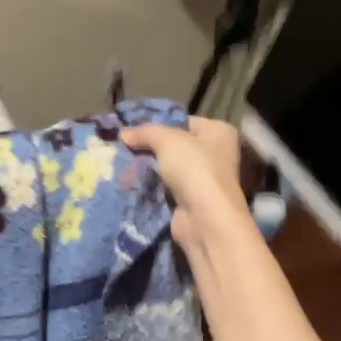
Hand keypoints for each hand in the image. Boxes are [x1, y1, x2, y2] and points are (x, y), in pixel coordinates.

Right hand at [121, 118, 254, 250]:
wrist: (203, 218)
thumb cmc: (194, 169)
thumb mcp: (168, 140)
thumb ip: (145, 132)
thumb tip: (122, 133)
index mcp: (219, 132)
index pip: (184, 122)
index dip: (159, 125)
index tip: (134, 131)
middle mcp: (215, 154)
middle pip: (175, 146)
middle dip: (150, 149)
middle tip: (124, 148)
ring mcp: (203, 180)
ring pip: (168, 169)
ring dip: (148, 169)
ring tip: (123, 165)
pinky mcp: (190, 201)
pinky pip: (165, 189)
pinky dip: (151, 187)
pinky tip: (132, 183)